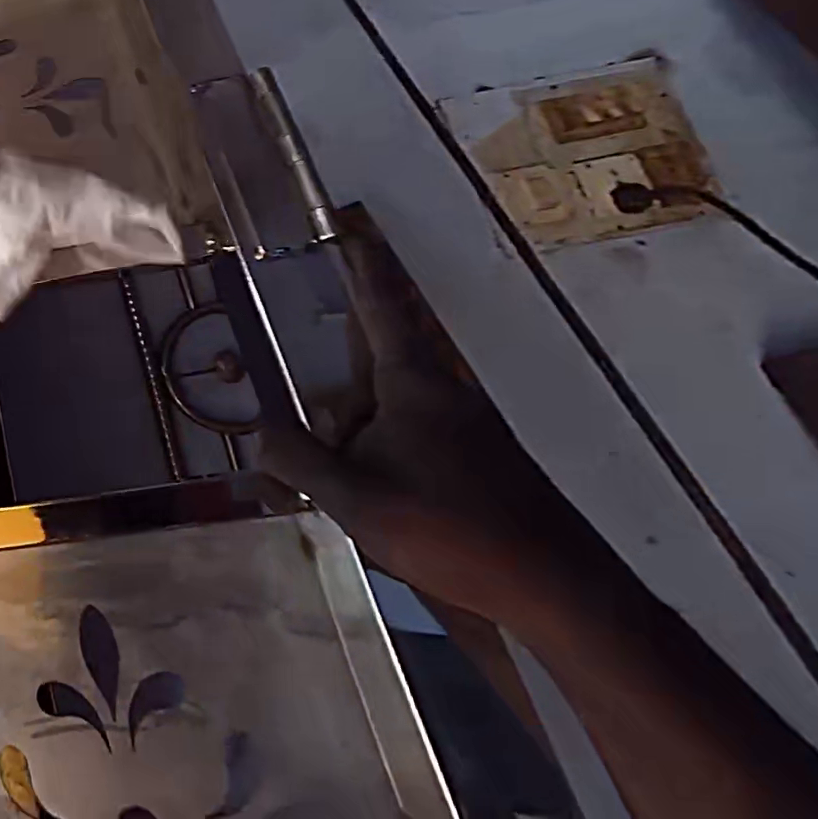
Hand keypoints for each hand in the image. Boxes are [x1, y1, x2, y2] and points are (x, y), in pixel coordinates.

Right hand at [258, 206, 615, 626]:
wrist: (558, 590)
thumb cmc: (454, 531)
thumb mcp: (356, 498)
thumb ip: (299, 460)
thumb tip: (259, 433)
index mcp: (412, 384)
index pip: (381, 306)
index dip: (363, 265)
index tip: (348, 228)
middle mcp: (435, 394)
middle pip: (367, 364)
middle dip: (331, 387)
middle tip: (305, 417)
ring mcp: (454, 428)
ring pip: (379, 410)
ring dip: (343, 438)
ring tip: (323, 484)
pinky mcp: (464, 460)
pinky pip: (397, 439)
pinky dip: (364, 458)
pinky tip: (352, 497)